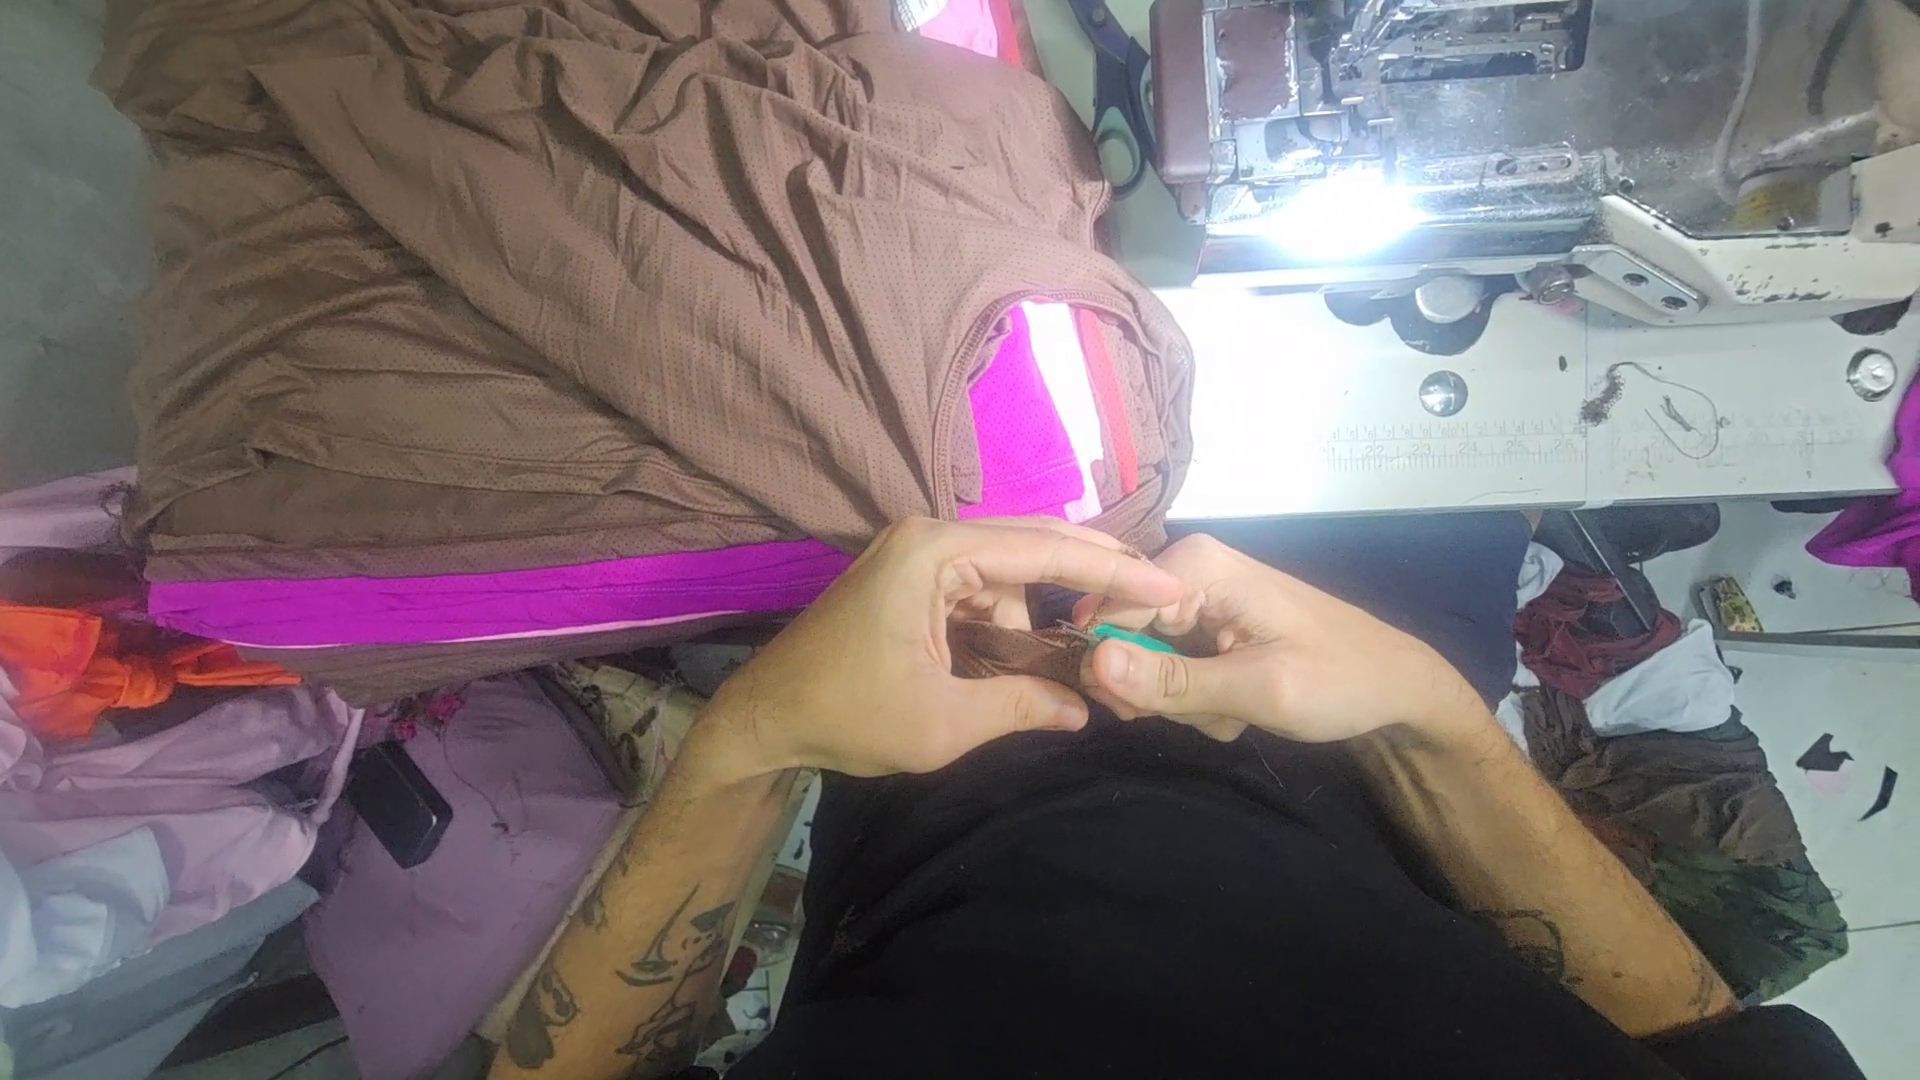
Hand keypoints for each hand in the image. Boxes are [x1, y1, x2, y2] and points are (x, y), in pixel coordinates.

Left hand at [678, 518, 1182, 785]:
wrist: (766, 716)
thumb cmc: (846, 714)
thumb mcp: (943, 722)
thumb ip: (1021, 706)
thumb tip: (1084, 708)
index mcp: (934, 552)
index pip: (1042, 552)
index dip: (1111, 569)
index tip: (1167, 582)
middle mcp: (928, 536)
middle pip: (1030, 547)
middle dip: (1090, 575)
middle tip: (1153, 594)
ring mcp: (917, 555)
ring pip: (1007, 575)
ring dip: (1041, 617)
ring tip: (1082, 657)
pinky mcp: (912, 579)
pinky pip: (979, 591)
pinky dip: (1009, 622)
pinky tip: (1032, 654)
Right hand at [1076, 534, 1484, 744]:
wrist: (1398, 688)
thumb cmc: (1341, 681)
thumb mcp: (1257, 688)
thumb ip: (1172, 680)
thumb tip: (1092, 664)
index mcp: (1195, 566)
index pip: (1107, 610)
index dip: (1108, 666)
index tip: (1138, 713)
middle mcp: (1188, 570)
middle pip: (1123, 636)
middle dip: (1156, 687)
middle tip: (1205, 714)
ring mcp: (1197, 595)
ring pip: (1145, 657)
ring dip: (1180, 697)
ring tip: (1231, 710)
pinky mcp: (1207, 620)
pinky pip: (1170, 661)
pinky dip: (1195, 693)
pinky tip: (1234, 704)